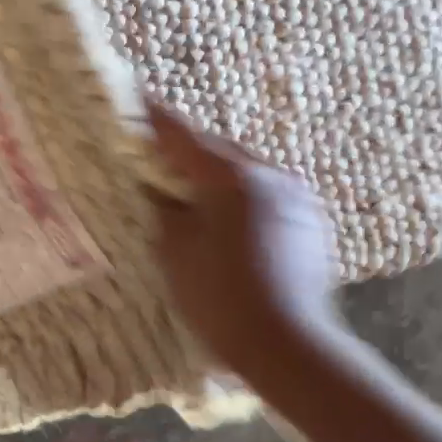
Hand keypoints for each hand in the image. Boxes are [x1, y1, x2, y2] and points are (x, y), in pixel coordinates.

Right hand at [144, 100, 338, 372]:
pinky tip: (215, 213)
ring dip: (209, 172)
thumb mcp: (173, 249)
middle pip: (217, 150)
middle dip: (182, 147)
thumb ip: (162, 206)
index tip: (131, 96)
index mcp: (235, 178)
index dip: (153, 117)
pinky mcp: (309, 223)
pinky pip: (262, 194)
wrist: (288, 345)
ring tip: (178, 181)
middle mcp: (273, 176)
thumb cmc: (219, 296)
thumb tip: (153, 185)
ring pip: (242, 171)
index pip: (183, 136)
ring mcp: (299, 199)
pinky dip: (233, 195)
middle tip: (147, 146)